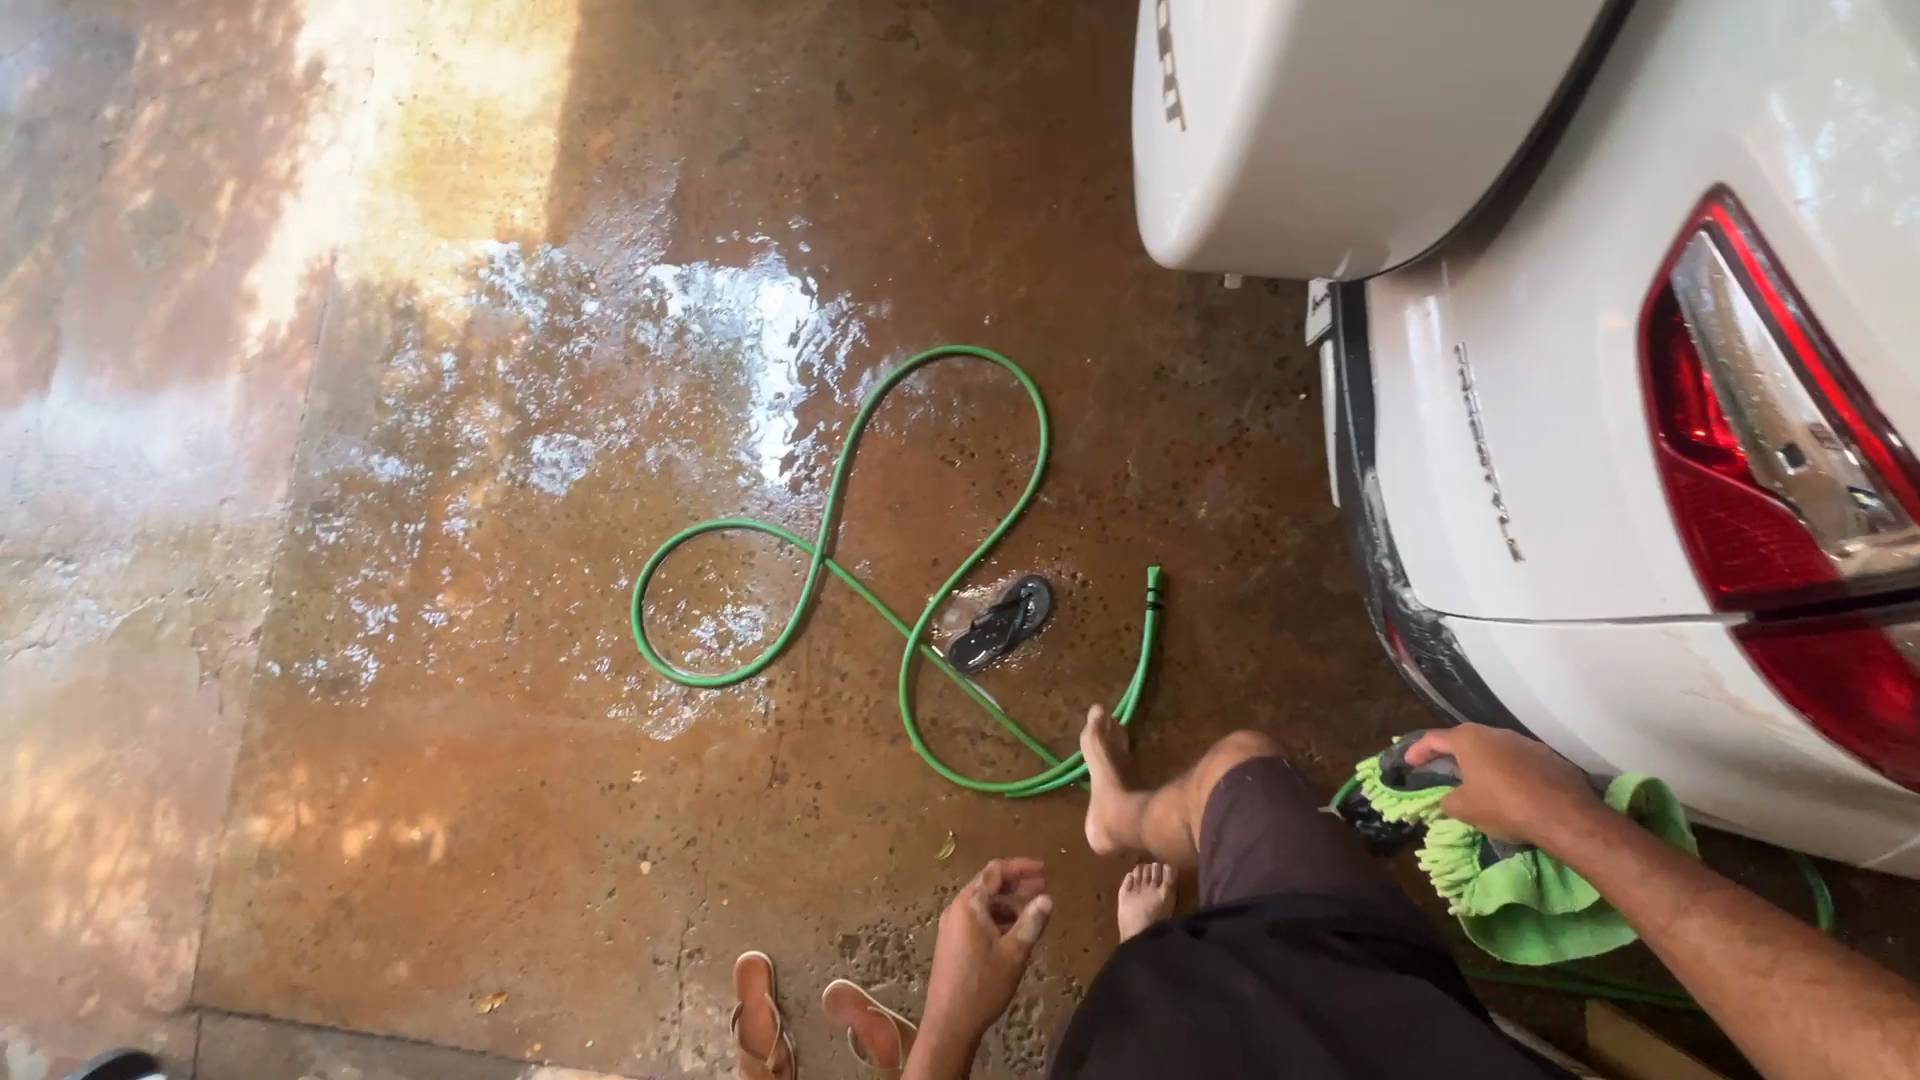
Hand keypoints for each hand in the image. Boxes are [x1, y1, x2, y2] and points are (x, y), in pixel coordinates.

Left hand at [922, 858, 1053, 1047]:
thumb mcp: (1013, 954)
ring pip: (983, 903)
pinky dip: (996, 918)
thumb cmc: (982, 986)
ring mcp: (951, 925)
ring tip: (1032, 913)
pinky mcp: (951, 941)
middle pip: (988, 884)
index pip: (996, 871)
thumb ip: (1031, 922)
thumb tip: (1047, 898)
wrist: (949, 1023)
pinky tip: (1013, 933)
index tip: (1043, 870)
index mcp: (969, 904)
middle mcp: (957, 908)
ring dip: (1008, 904)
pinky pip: (977, 918)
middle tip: (1043, 887)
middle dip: (1016, 884)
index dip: (1020, 867)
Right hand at [1405, 724, 1599, 847]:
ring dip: (1486, 763)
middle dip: (1453, 755)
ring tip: (1482, 782)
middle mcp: (1496, 734)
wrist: (1567, 817)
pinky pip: (1523, 762)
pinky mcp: (1553, 759)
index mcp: (1468, 740)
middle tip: (1445, 770)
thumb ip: (1447, 800)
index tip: (1409, 762)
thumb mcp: (1463, 809)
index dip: (1417, 751)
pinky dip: (1512, 773)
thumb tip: (1448, 799)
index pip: (1433, 739)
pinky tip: (1515, 792)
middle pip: (1466, 740)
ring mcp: (1528, 744)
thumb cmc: (1504, 806)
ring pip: (1497, 750)